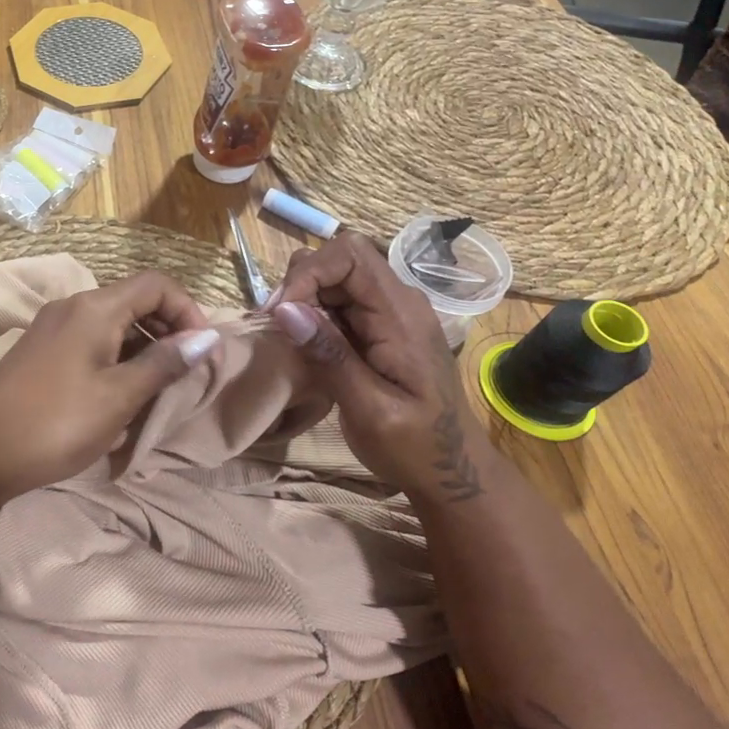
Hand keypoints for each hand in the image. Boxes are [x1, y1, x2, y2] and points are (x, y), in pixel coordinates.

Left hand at [0, 271, 219, 506]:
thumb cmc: (57, 423)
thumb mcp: (119, 396)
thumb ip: (164, 364)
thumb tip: (207, 337)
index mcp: (94, 308)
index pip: (156, 284)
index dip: (188, 311)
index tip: (202, 353)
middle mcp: (71, 307)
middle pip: (133, 301)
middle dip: (166, 331)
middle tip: (183, 376)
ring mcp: (50, 329)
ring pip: (111, 325)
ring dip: (141, 350)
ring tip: (154, 393)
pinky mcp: (38, 353)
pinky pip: (89, 344)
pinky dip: (113, 361)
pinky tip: (116, 400)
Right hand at [267, 233, 489, 502]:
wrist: (452, 473)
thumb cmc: (415, 447)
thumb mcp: (369, 410)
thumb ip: (330, 356)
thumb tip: (285, 309)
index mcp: (401, 316)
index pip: (350, 255)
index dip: (308, 273)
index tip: (280, 313)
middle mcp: (399, 303)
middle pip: (340, 260)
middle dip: (300, 283)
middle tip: (276, 325)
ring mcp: (391, 314)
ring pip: (336, 278)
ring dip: (304, 297)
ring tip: (287, 336)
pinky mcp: (381, 328)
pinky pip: (341, 302)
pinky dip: (313, 313)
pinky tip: (303, 344)